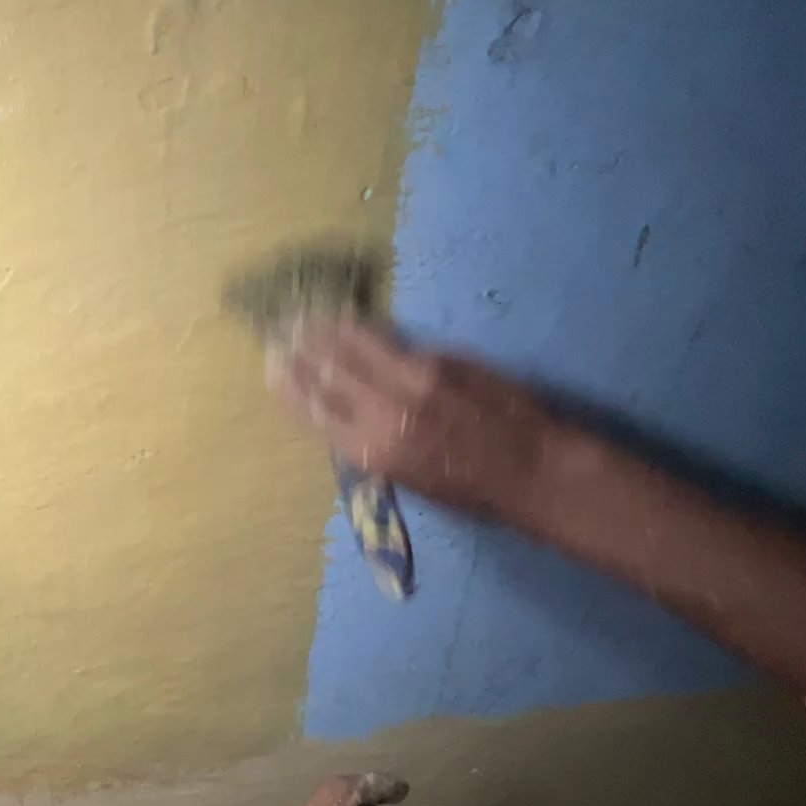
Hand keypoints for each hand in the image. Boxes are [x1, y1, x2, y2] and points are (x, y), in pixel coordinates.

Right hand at [268, 318, 563, 521]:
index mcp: (370, 450)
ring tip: (311, 315)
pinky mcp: (442, 361)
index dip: (289, 385)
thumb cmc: (468, 490)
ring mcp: (413, 380)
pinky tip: (356, 322)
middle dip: (303, 349)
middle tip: (284, 328)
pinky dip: (369, 333)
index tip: (272, 365)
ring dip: (330, 330)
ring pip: (359, 347)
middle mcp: (383, 411)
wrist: (532, 469)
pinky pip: (394, 344)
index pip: (314, 409)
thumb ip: (371, 444)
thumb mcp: (405, 479)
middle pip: (330, 371)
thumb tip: (347, 416)